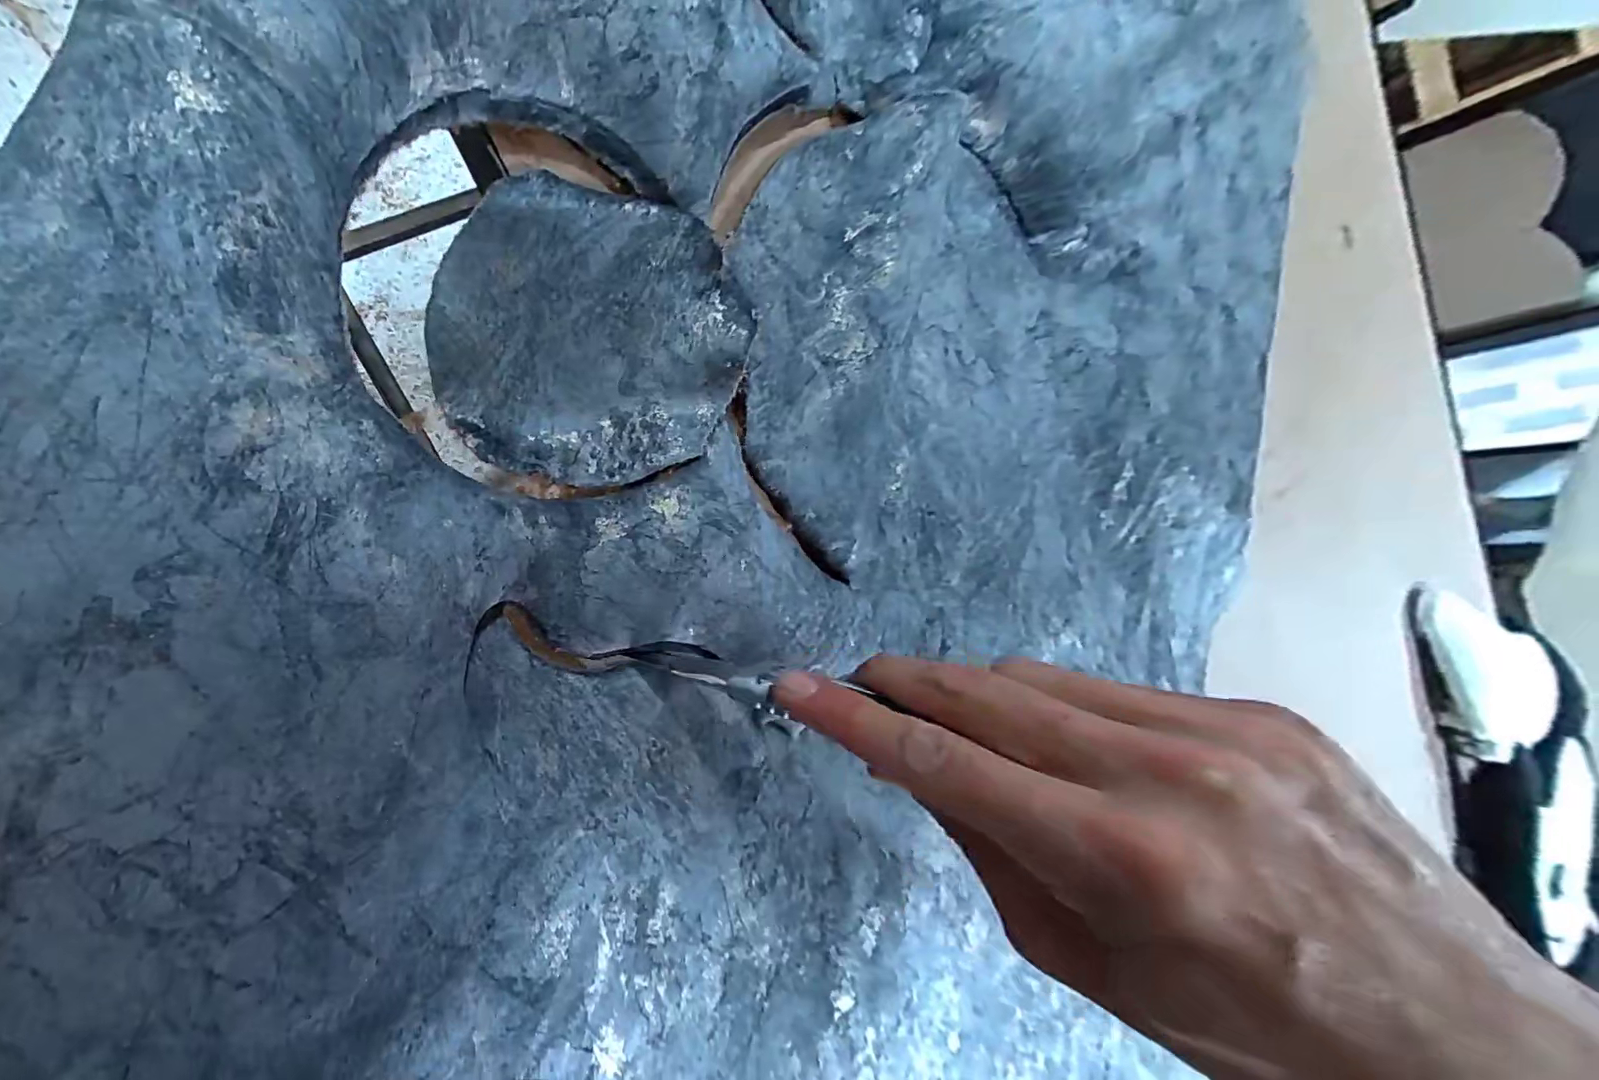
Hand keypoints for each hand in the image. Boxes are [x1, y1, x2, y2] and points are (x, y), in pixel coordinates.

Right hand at [776, 658, 1598, 1079]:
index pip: (944, 764)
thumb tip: (915, 766)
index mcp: (1123, 860)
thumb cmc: (1243, 1031)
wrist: (1470, 1044)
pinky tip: (1062, 741)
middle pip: (985, 694)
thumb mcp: (1083, 964)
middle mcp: (1171, 773)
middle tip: (863, 685)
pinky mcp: (1259, 709)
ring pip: (1038, 675)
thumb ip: (987, 849)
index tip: (797, 687)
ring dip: (976, 693)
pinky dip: (1053, 705)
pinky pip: (1107, 686)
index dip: (856, 721)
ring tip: (960, 722)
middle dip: (906, 683)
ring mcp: (1225, 728)